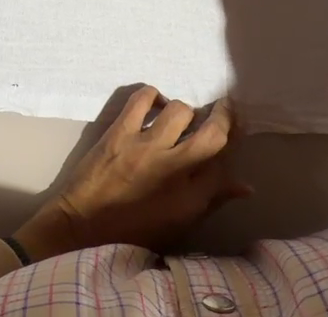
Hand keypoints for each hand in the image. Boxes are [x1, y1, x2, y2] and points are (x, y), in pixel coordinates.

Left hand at [12, 87, 248, 258]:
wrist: (82, 226)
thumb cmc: (133, 231)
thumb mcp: (178, 224)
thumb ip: (212, 200)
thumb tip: (246, 185)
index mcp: (190, 198)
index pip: (224, 160)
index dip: (234, 138)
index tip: (234, 126)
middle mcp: (173, 169)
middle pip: (211, 132)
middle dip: (222, 116)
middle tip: (221, 109)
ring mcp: (145, 147)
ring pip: (179, 110)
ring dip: (184, 110)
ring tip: (180, 116)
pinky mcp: (120, 132)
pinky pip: (142, 99)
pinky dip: (153, 95)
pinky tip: (155, 103)